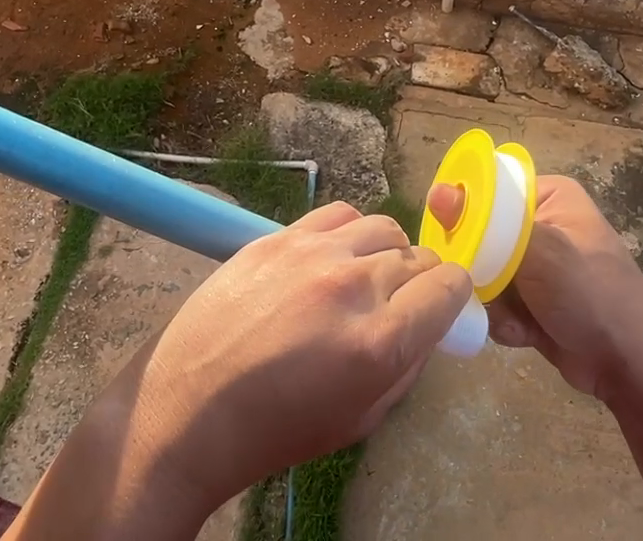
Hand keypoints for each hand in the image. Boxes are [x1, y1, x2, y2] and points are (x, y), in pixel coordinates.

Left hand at [118, 202, 471, 508]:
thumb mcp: (361, 418)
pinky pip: (339, 213)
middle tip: (397, 304)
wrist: (189, 407)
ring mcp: (313, 253)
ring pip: (383, 227)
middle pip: (418, 256)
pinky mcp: (279, 236)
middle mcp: (354, 285)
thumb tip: (428, 325)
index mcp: (380, 342)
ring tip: (363, 278)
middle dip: (420, 281)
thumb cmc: (277, 429)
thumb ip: (407, 365)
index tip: (442, 306)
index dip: (454, 296)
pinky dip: (350, 233)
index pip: (449, 286)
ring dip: (386, 252)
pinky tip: (333, 257)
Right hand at [427, 174, 642, 402]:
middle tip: (492, 292)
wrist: (631, 370)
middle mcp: (541, 222)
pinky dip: (504, 320)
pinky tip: (526, 335)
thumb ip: (487, 223)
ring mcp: (536, 263)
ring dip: (492, 301)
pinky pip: (494, 301)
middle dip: (481, 272)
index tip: (453, 244)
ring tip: (518, 320)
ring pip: (481, 272)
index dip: (463, 215)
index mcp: (549, 195)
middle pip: (479, 235)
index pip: (486, 191)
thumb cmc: (594, 299)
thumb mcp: (541, 253)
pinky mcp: (531, 298)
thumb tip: (438, 191)